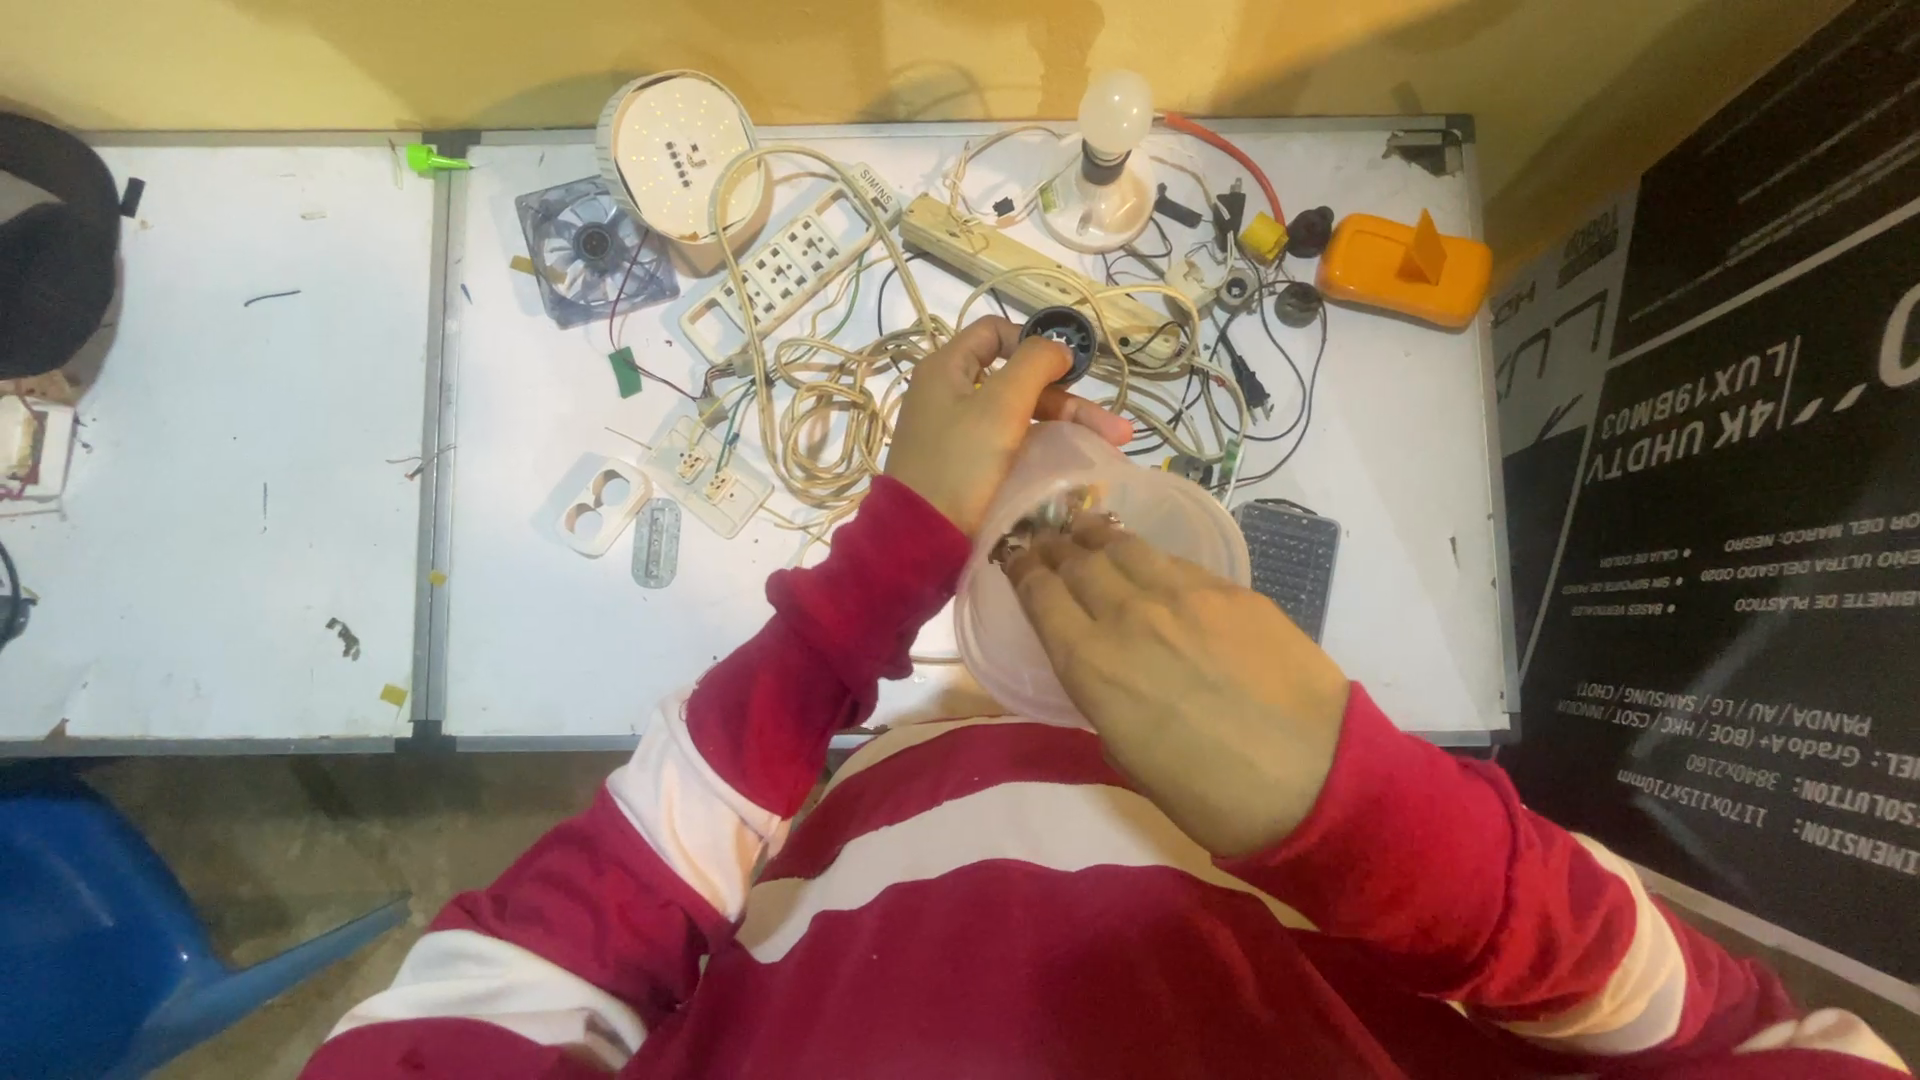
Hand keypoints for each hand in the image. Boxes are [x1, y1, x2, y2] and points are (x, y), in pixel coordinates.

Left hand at [884, 316, 1132, 535]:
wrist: (921, 538)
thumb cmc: (959, 464)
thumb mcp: (998, 406)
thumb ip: (1033, 365)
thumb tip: (1058, 347)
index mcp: (946, 369)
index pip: (994, 333)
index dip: (1034, 342)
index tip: (1069, 369)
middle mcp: (950, 395)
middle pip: (1018, 382)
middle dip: (1069, 400)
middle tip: (1113, 428)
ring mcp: (959, 433)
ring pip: (1022, 417)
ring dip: (1067, 427)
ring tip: (1113, 447)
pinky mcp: (968, 467)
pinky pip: (1013, 446)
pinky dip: (1046, 450)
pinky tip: (1080, 464)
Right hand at [1005, 520, 1351, 856]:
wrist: (1315, 779)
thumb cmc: (1210, 793)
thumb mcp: (1127, 755)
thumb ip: (1102, 695)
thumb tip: (1101, 663)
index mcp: (1092, 664)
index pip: (1040, 594)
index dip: (1021, 568)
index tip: (1014, 554)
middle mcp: (1128, 615)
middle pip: (1077, 560)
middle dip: (1053, 545)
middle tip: (1045, 537)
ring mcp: (1183, 595)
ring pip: (1124, 546)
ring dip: (1096, 535)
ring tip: (1085, 527)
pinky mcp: (1231, 590)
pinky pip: (1174, 560)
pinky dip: (1147, 555)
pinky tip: (1148, 559)